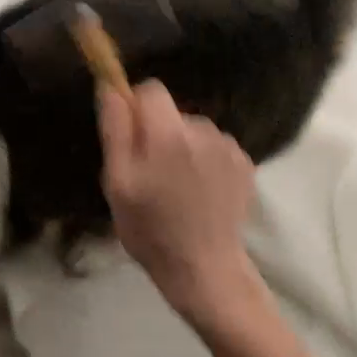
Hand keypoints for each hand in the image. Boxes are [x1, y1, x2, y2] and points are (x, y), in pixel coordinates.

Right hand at [99, 80, 262, 327]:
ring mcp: (229, 147)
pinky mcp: (245, 165)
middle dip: (158, 135)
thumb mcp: (118, 185)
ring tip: (176, 190)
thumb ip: (116, 131)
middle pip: (172, 113)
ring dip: (182, 151)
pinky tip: (199, 195)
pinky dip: (204, 164)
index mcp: (169, 133)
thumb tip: (111, 88)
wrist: (203, 268)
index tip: (129, 142)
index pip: (151, 90)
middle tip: (149, 179)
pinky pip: (215, 149)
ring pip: (194, 132)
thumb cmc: (151, 231)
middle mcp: (204, 130)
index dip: (135, 109)